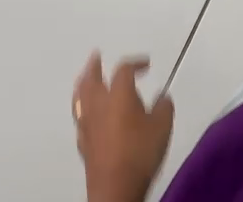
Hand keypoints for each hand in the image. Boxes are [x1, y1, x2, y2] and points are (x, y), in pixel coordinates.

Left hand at [73, 52, 173, 201]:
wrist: (116, 187)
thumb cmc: (140, 152)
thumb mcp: (163, 126)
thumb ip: (164, 106)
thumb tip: (163, 98)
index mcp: (119, 93)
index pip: (124, 68)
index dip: (136, 62)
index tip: (146, 64)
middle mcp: (99, 103)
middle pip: (91, 77)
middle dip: (94, 65)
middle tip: (96, 55)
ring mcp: (87, 123)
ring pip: (80, 96)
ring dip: (83, 84)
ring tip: (85, 78)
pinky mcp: (82, 142)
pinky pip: (79, 117)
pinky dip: (83, 108)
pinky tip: (88, 113)